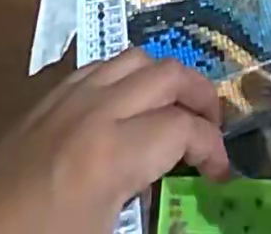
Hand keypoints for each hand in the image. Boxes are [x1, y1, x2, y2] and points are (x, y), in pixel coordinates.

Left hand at [0, 48, 231, 233]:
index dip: (214, 149)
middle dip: (201, 97)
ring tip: (176, 113)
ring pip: (135, 58)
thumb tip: (182, 208)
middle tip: (212, 132)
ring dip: (166, 79)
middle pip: (167, 74)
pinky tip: (128, 109)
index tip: (222, 175)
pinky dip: (130, 77)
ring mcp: (68, 97)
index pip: (182, 129)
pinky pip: (102, 66)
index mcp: (110, 155)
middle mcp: (95, 110)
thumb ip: (148, 210)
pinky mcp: (48, 98)